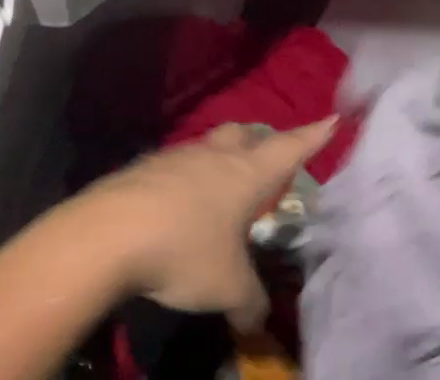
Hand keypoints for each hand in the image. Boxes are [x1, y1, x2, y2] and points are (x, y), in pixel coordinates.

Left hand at [71, 118, 336, 331]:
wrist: (107, 233)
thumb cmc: (185, 250)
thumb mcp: (229, 288)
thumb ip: (250, 302)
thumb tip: (255, 320)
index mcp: (246, 173)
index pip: (289, 148)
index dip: (313, 136)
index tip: (332, 118)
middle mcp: (213, 155)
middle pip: (243, 135)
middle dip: (260, 144)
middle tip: (268, 164)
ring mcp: (174, 158)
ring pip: (207, 149)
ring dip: (219, 165)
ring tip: (223, 198)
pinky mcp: (143, 170)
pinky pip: (175, 169)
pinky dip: (186, 184)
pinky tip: (181, 212)